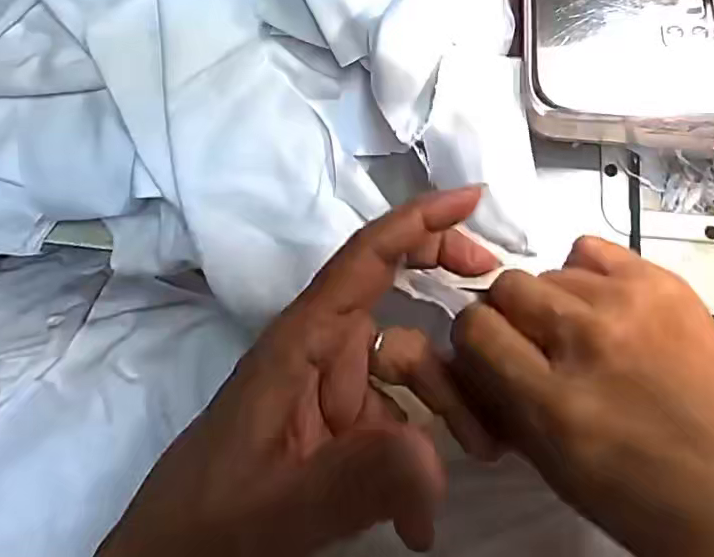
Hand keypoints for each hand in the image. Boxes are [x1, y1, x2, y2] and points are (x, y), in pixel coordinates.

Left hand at [99, 187, 500, 556]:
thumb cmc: (215, 517)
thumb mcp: (286, 504)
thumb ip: (359, 479)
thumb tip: (438, 463)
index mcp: (306, 335)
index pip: (367, 255)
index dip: (420, 218)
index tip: (472, 197)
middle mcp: (324, 342)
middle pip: (393, 278)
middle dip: (445, 269)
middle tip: (498, 288)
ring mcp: (335, 380)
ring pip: (410, 355)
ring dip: (452, 394)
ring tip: (485, 447)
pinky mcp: (342, 418)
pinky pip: (400, 409)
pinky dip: (423, 446)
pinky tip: (423, 514)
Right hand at [452, 237, 713, 556]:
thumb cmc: (656, 504)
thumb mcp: (563, 474)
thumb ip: (512, 408)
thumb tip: (480, 361)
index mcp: (558, 409)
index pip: (475, 330)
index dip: (475, 343)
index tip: (490, 356)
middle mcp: (586, 344)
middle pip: (507, 287)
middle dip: (508, 317)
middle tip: (535, 345)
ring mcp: (627, 303)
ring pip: (547, 272)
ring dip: (551, 303)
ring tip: (583, 333)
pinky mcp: (660, 279)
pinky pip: (590, 249)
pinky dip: (586, 275)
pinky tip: (608, 305)